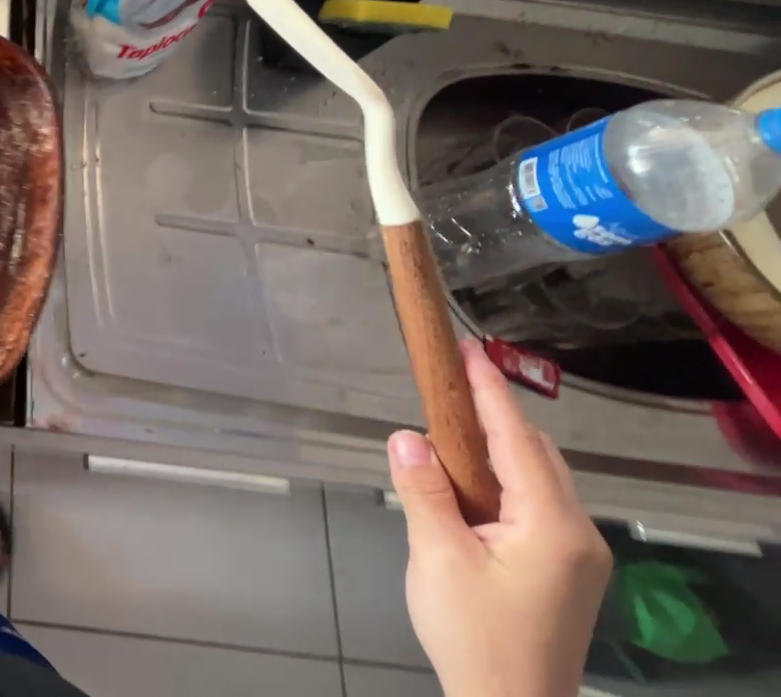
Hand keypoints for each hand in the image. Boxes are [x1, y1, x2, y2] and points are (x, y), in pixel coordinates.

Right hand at [390, 340, 612, 696]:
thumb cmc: (473, 631)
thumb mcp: (437, 557)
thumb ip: (424, 492)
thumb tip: (407, 436)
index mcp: (552, 526)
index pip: (518, 441)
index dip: (491, 392)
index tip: (472, 349)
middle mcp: (575, 533)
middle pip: (536, 455)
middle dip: (495, 416)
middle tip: (448, 385)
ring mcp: (573, 554)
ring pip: (537, 479)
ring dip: (496, 448)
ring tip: (448, 428)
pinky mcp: (560, 570)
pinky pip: (532, 504)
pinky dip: (500, 478)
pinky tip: (466, 483)